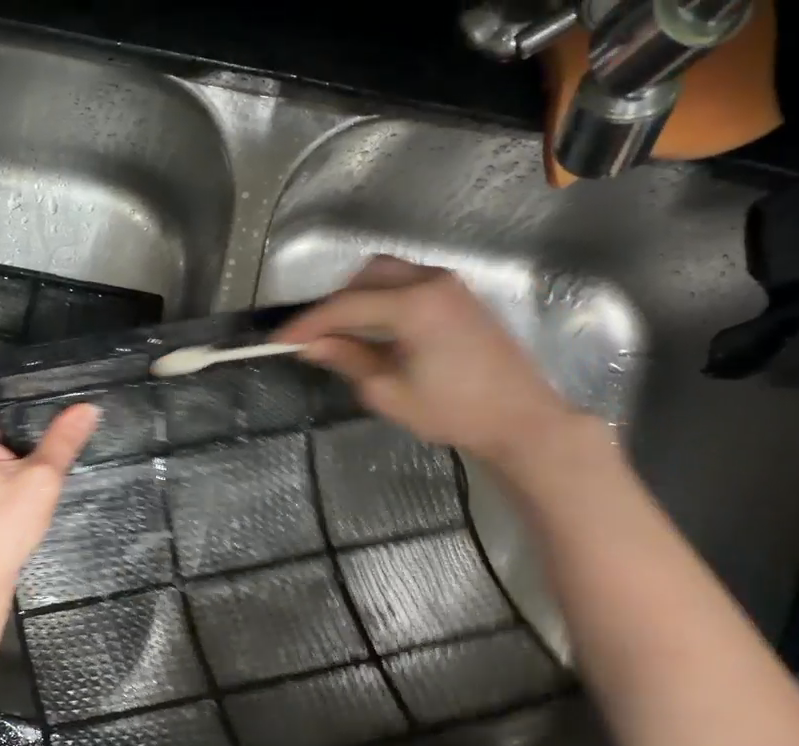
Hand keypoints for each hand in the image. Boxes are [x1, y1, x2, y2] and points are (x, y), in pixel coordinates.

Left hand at [0, 373, 97, 588]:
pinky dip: (14, 438)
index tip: (41, 362)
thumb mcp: (41, 479)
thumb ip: (63, 440)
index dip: (7, 366)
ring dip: (19, 417)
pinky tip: (44, 437)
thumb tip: (88, 408)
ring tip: (58, 403)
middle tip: (60, 381)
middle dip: (19, 391)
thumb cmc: (2, 527)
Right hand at [272, 256, 574, 462]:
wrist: (519, 418)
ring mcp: (451, 286)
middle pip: (367, 276)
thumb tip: (311, 345)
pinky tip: (374, 330)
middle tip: (312, 336)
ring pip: (389, 275)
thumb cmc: (453, 411)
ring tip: (341, 333)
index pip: (346, 306)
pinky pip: (409, 284)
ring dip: (359, 298)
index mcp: (415, 306)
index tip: (278, 341)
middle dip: (334, 303)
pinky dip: (383, 300)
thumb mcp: (389, 392)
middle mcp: (433, 282)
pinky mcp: (460, 297)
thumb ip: (349, 359)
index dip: (308, 323)